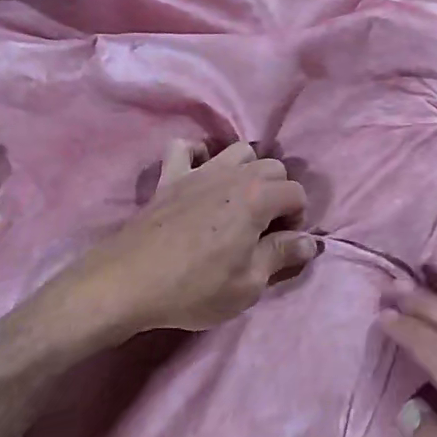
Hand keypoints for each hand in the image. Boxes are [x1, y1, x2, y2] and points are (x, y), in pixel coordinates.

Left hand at [69, 140, 318, 333]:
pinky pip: (184, 148)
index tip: (282, 244)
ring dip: (247, 171)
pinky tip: (199, 175)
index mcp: (258, 198)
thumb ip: (282, 255)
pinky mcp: (169, 178)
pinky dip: (196, 156)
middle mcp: (233, 175)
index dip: (297, 219)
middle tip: (264, 227)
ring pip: (238, 151)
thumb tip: (310, 243)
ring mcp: (199, 172)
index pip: (296, 193)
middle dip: (278, 192)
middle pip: (272, 167)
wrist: (126, 284)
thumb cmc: (193, 288)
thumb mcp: (248, 284)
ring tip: (239, 201)